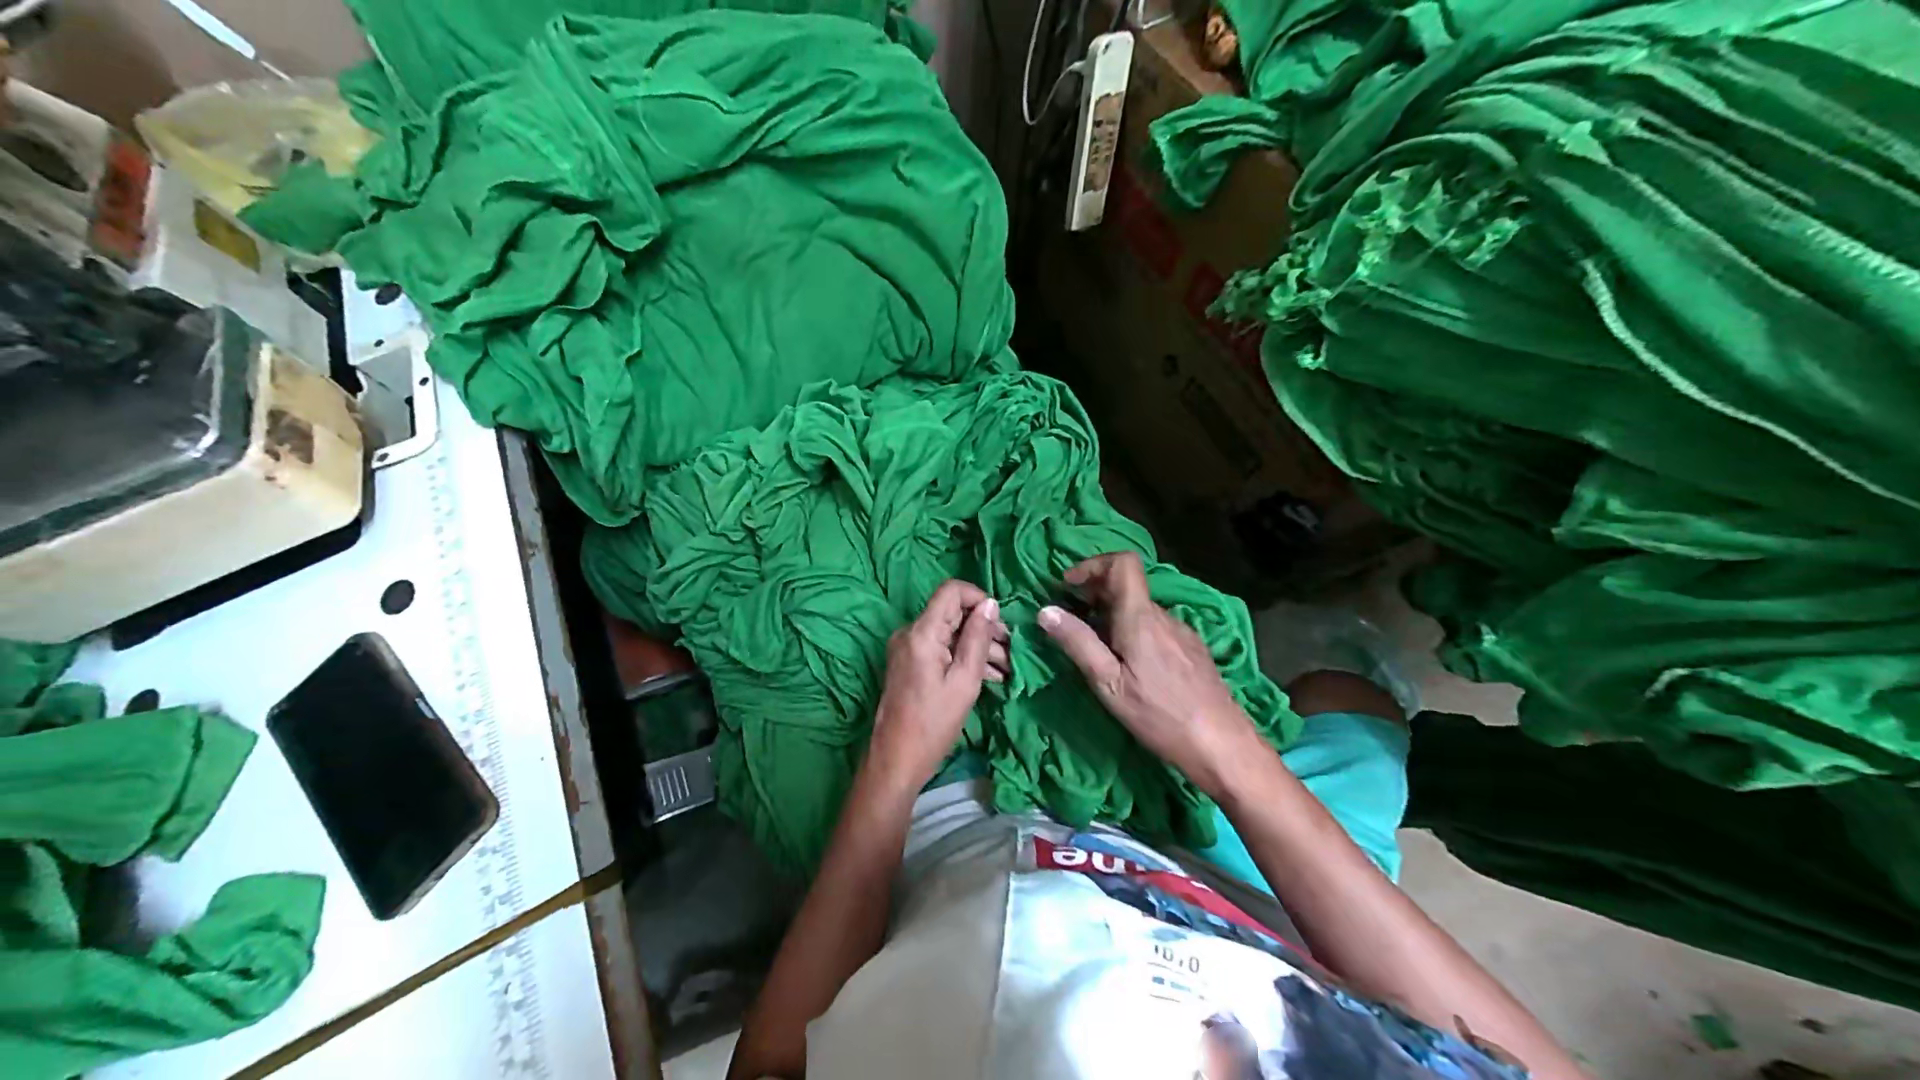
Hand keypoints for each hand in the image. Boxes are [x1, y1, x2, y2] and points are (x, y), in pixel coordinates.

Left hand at [868, 580, 1008, 787]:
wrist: (896, 759)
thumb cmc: (934, 723)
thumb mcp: (965, 680)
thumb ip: (977, 638)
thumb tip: (990, 604)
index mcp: (922, 632)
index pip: (951, 591)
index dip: (979, 598)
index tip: (1000, 623)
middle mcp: (910, 632)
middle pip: (952, 612)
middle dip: (983, 627)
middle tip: (1011, 651)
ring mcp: (907, 648)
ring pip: (948, 631)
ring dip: (977, 644)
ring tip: (1005, 669)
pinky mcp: (908, 663)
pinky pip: (940, 647)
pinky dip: (962, 656)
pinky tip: (988, 675)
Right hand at [1039, 552, 1262, 796]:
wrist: (1222, 745)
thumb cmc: (1160, 715)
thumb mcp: (1108, 684)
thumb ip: (1078, 642)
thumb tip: (1046, 610)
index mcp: (1141, 617)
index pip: (1123, 562)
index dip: (1093, 565)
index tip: (1068, 587)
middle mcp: (1164, 616)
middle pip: (1127, 586)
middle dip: (1094, 595)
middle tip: (1072, 623)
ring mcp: (1182, 632)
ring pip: (1140, 610)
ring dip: (1112, 617)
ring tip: (1097, 650)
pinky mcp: (1192, 650)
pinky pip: (1155, 628)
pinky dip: (1133, 632)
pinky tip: (1130, 666)